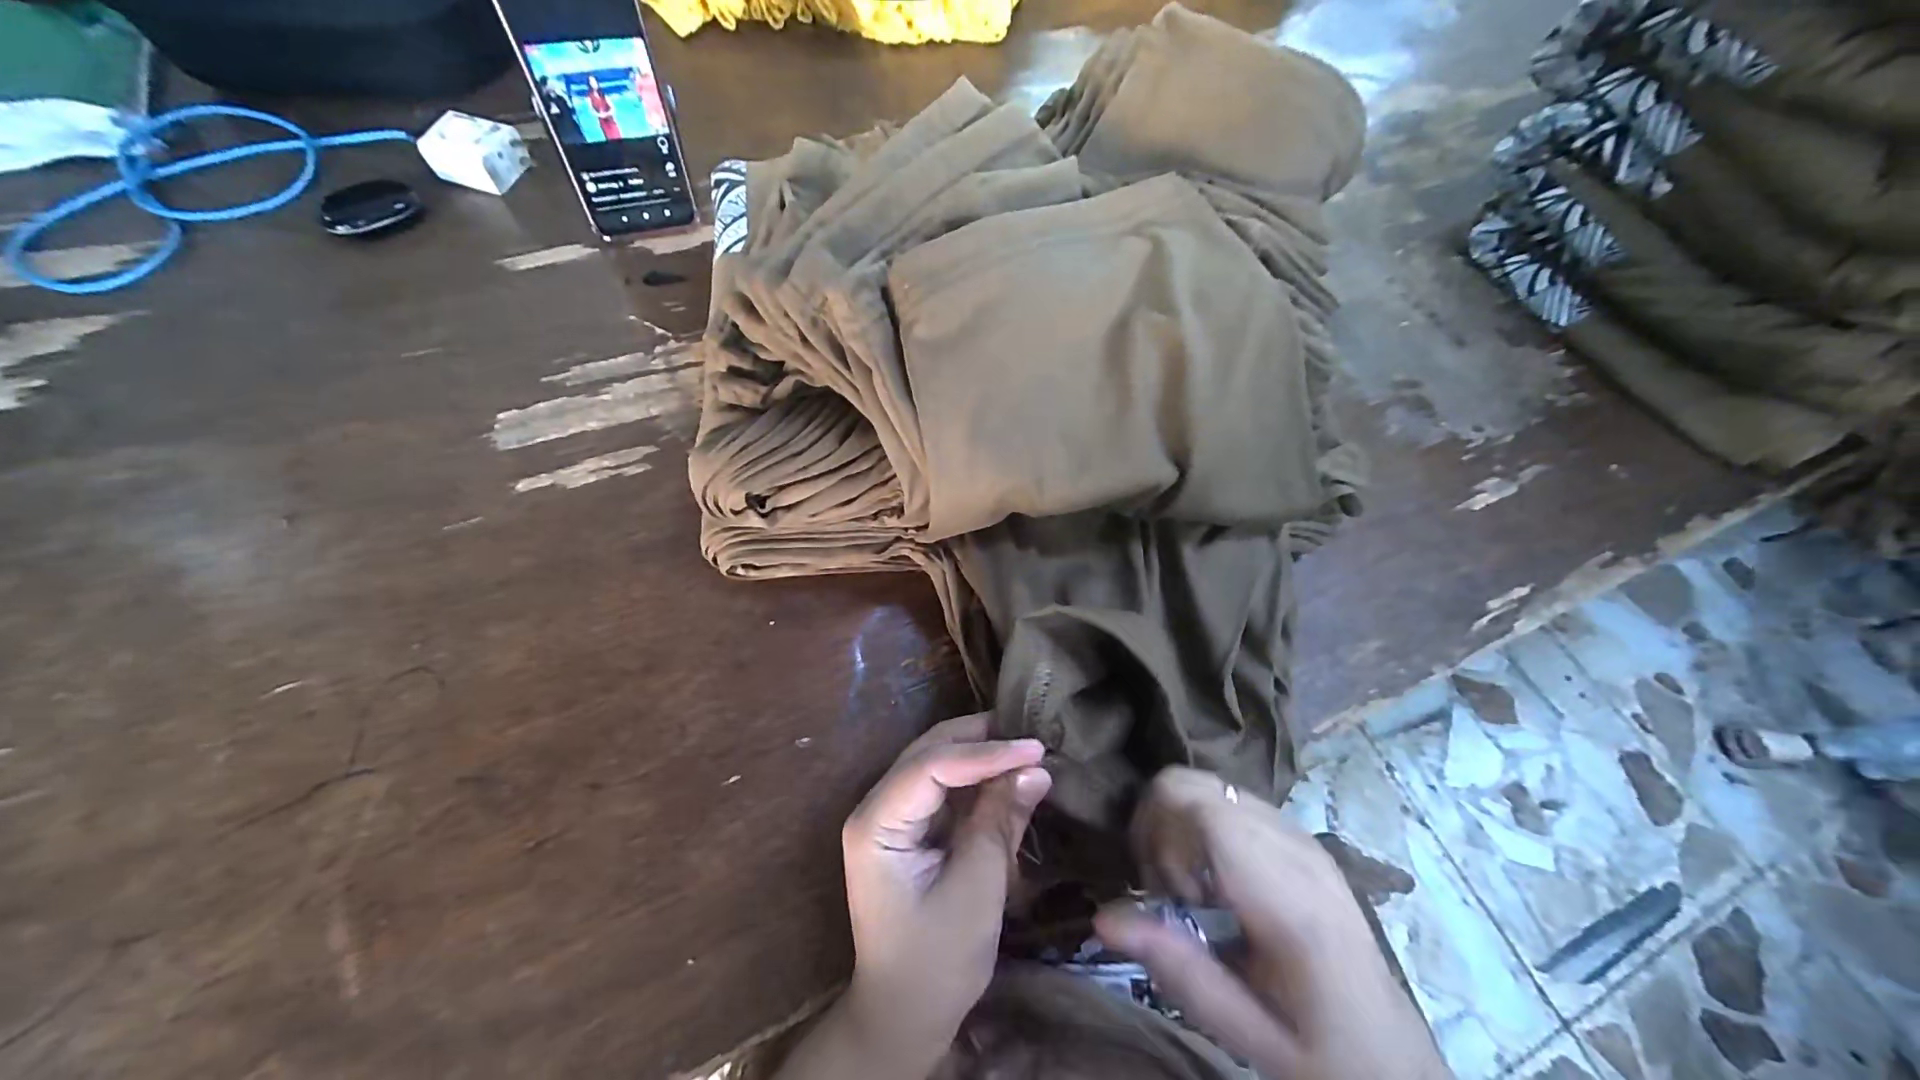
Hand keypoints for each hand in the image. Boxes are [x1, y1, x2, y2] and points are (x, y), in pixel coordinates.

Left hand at [776, 713, 1049, 1079]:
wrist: (905, 1013)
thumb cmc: (937, 960)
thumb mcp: (977, 889)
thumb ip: (1001, 821)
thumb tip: (1035, 768)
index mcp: (876, 823)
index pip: (931, 766)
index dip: (986, 753)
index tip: (1035, 747)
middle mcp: (876, 808)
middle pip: (928, 753)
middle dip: (981, 740)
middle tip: (1032, 734)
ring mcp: (891, 816)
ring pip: (936, 763)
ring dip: (980, 754)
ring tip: (1026, 747)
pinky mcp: (910, 829)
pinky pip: (944, 788)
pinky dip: (977, 778)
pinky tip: (1008, 773)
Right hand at [1094, 767, 1450, 1079]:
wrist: (1398, 1059)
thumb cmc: (1325, 1056)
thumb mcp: (1251, 1036)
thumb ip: (1181, 972)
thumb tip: (1103, 916)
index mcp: (1290, 898)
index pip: (1203, 807)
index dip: (1161, 837)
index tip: (1166, 897)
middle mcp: (1295, 847)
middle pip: (1193, 784)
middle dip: (1157, 827)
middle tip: (1164, 892)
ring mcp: (1299, 835)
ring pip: (1205, 785)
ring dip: (1174, 825)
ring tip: (1185, 890)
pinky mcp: (1298, 836)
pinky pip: (1226, 800)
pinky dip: (1196, 825)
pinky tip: (1210, 882)